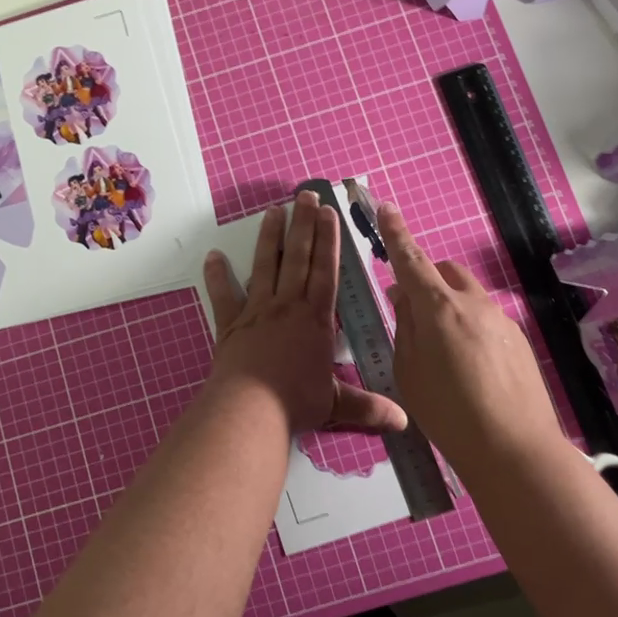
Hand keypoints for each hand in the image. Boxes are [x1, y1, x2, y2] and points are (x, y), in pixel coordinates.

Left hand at [204, 192, 407, 435]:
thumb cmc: (296, 402)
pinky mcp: (230, 325)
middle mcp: (287, 306)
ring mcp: (256, 311)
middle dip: (303, 224)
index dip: (329, 240)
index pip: (326, 270)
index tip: (329, 212)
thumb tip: (404, 422)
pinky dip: (217, 276)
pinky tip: (212, 256)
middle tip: (305, 194)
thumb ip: (369, 408)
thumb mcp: (338, 405)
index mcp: (315, 318)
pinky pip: (222, 295)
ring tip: (272, 211)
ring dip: (268, 237)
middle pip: (297, 257)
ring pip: (264, 265)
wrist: (250, 409)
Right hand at [378, 202, 565, 466]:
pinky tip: (469, 368)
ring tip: (441, 349)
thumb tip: (406, 299)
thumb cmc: (448, 414)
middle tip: (409, 309)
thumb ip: (405, 328)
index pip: (411, 259)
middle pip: (444, 271)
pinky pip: (486, 319)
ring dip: (448, 304)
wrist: (515, 449)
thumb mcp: (408, 372)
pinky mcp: (520, 340)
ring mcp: (501, 320)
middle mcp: (472, 304)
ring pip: (467, 295)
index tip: (386, 208)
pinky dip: (469, 327)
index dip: (396, 233)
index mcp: (438, 308)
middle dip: (425, 278)